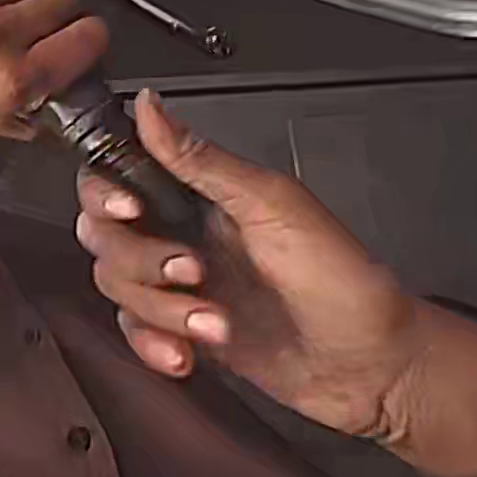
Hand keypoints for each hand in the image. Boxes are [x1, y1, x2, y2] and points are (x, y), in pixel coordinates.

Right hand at [78, 91, 418, 437]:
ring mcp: (171, 279)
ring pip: (112, 280)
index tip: (132, 210)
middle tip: (191, 271)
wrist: (377, 369)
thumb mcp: (273, 205)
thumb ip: (202, 159)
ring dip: (159, 308)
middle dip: (139, 258)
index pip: (111, 175)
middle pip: (99, 230)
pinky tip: (186, 352)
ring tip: (213, 322)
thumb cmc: (341, 278)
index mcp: (189, 191)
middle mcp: (171, 229)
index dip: (105, 192)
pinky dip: (151, 343)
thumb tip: (150, 106)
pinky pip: (129, 327)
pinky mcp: (175, 324)